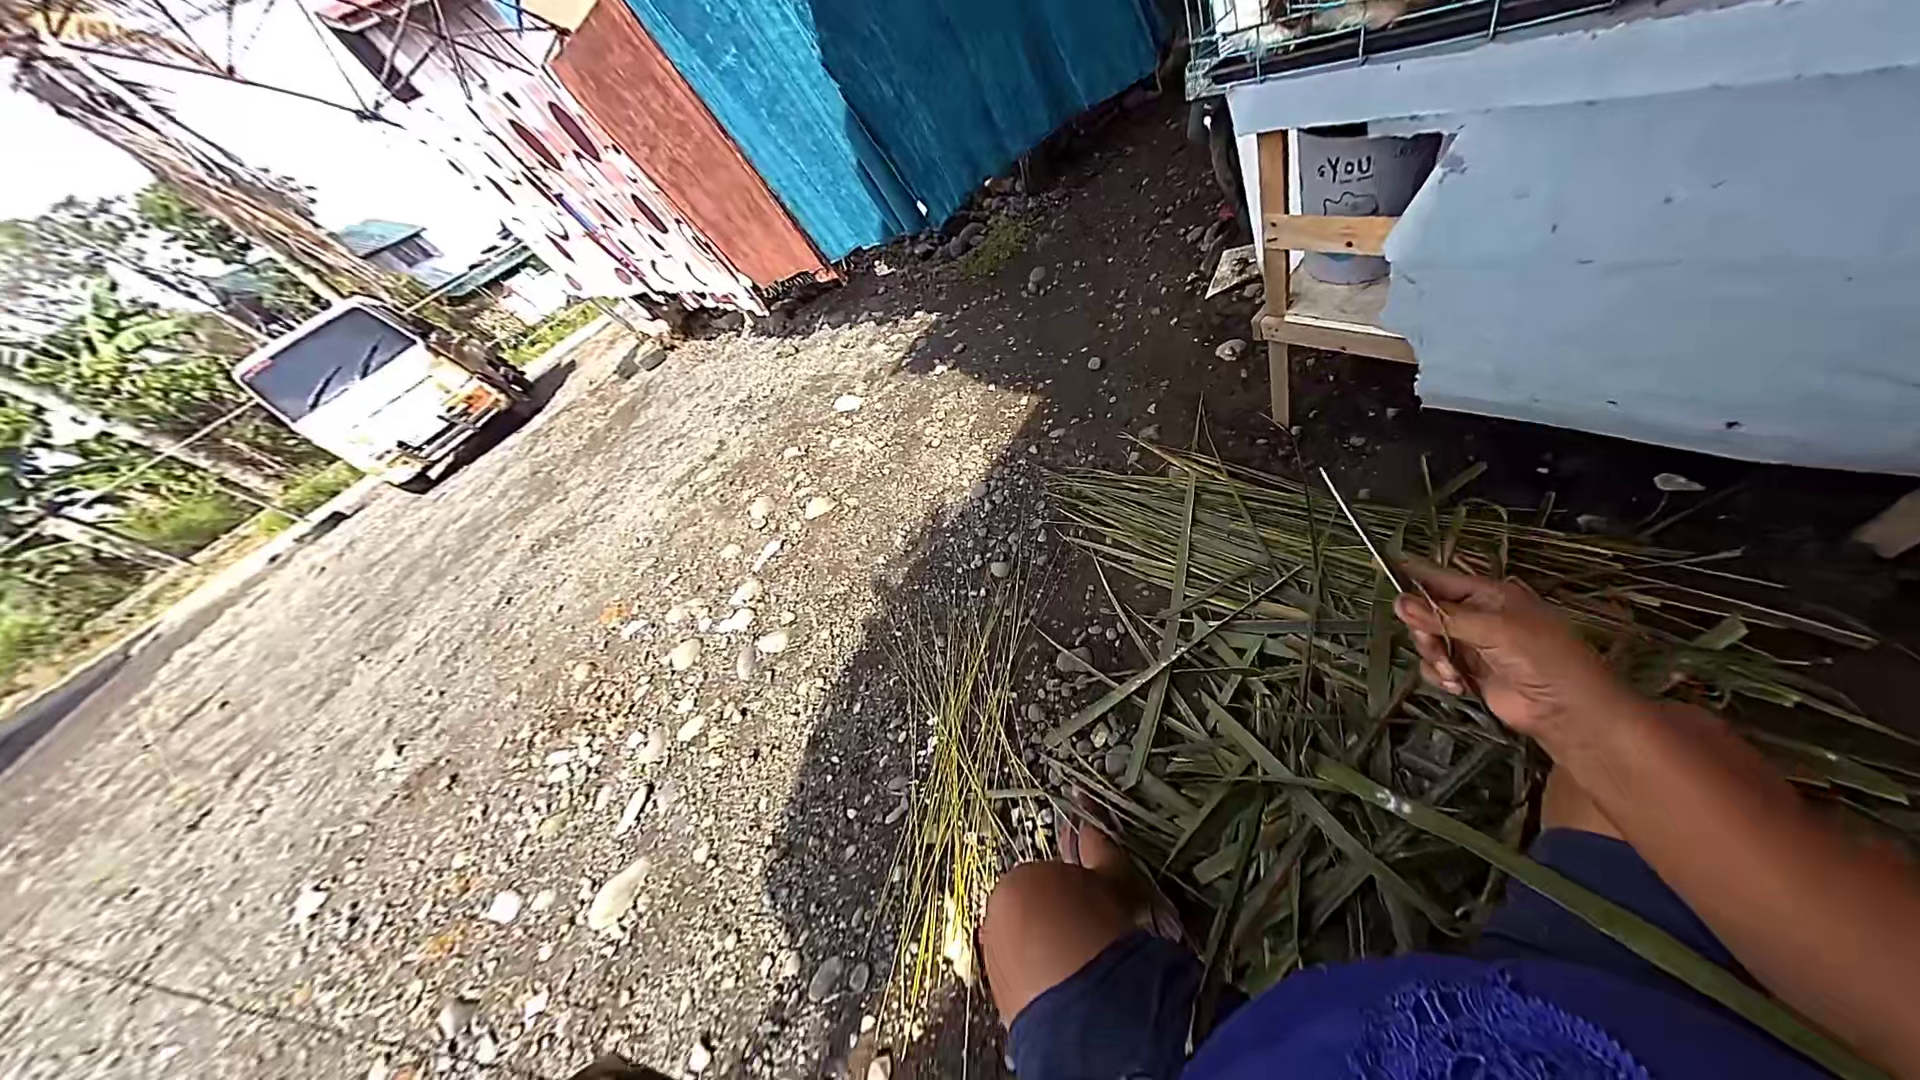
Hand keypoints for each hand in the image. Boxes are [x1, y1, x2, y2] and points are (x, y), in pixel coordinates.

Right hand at [1392, 561, 1636, 740]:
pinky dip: (1439, 675)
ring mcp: (1470, 644)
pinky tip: (1457, 684)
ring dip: (1433, 657)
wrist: (1570, 712)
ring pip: (1426, 640)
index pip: (1439, 577)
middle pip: (1424, 612)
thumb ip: (1442, 617)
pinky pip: (1433, 665)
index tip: (1380, 569)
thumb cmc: (1544, 659)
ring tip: (1453, 673)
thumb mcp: (1494, 630)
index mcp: (1487, 595)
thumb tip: (1397, 602)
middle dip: (1424, 631)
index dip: (1411, 574)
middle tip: (1435, 646)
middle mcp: (1476, 616)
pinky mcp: (1466, 670)